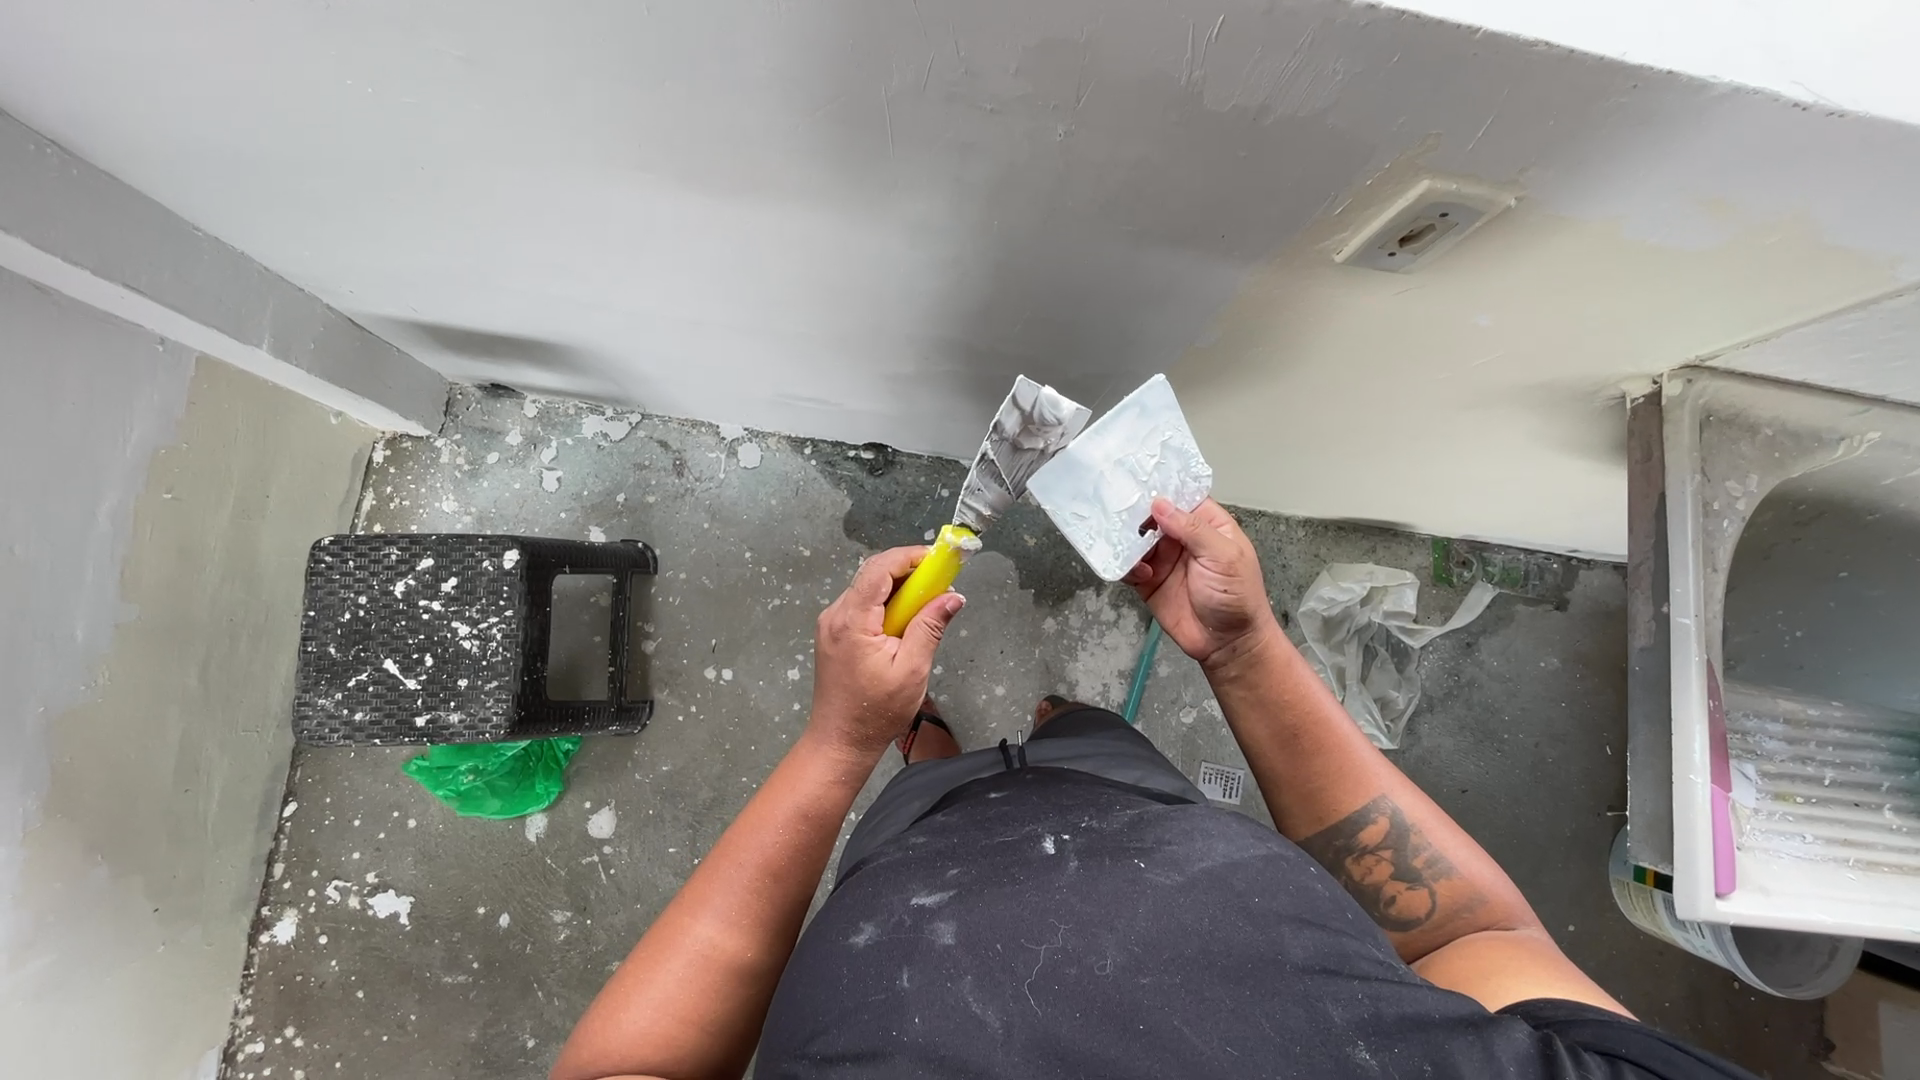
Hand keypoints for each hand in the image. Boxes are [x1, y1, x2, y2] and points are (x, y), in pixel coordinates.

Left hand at [808, 546, 964, 759]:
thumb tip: (953, 597)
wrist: (840, 741)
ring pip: (868, 587)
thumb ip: (930, 628)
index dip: (909, 557)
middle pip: (873, 574)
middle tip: (940, 581)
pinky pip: (862, 604)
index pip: (879, 569)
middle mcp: (835, 615)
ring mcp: (831, 623)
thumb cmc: (876, 712)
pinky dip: (887, 603)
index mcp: (852, 622)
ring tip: (928, 603)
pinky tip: (906, 620)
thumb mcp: (912, 670)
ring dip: (899, 588)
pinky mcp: (834, 632)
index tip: (939, 561)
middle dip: (908, 570)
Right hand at [1124, 497, 1280, 671]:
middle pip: (1153, 516)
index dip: (1163, 490)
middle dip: (1137, 515)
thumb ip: (1192, 528)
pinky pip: (1128, 566)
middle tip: (1123, 514)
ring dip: (1128, 542)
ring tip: (1130, 548)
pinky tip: (1139, 573)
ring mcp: (1164, 559)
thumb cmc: (1238, 598)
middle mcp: (1183, 539)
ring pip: (1136, 540)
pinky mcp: (1149, 581)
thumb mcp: (1223, 556)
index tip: (1140, 482)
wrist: (1228, 643)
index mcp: (1207, 526)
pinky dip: (1125, 566)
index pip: (1182, 498)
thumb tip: (1161, 504)